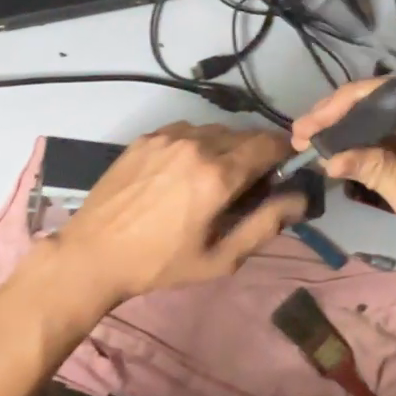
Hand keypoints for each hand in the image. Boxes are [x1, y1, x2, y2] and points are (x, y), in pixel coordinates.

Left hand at [49, 124, 306, 305]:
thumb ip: (266, 224)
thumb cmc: (161, 263)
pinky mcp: (145, 138)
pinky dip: (196, 146)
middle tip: (249, 186)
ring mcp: (167, 137)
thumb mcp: (221, 257)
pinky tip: (185, 172)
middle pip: (244, 135)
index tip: (285, 172)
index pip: (270, 144)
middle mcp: (196, 144)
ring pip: (214, 132)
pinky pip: (185, 133)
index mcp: (218, 174)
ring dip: (225, 149)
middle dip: (255, 155)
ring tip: (214, 180)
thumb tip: (301, 198)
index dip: (284, 155)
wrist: (94, 253)